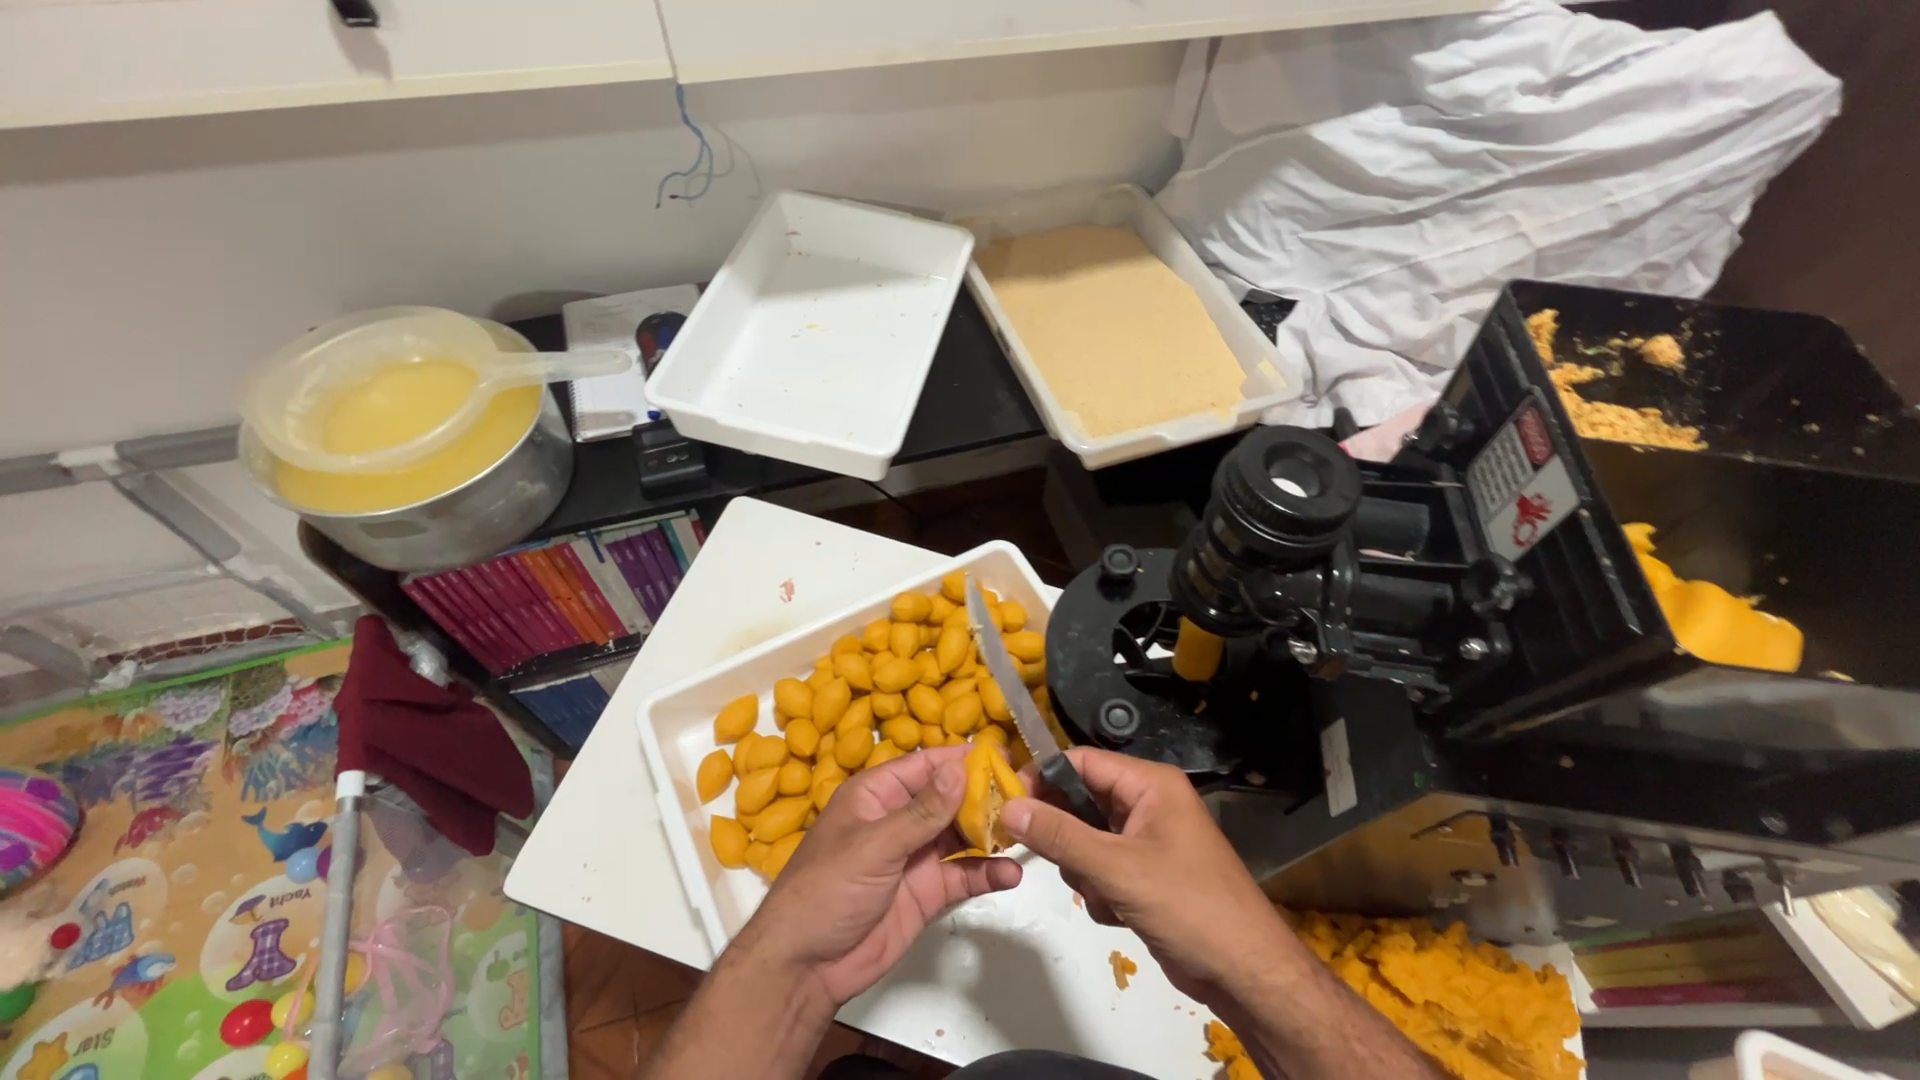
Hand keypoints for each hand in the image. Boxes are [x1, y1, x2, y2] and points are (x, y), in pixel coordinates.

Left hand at [725, 744, 1023, 1008]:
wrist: (805, 967)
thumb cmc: (826, 891)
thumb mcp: (874, 846)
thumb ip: (921, 812)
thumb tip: (959, 770)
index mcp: (877, 796)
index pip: (925, 767)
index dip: (961, 760)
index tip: (1002, 757)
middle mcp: (899, 820)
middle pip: (950, 799)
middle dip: (985, 796)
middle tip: (1027, 794)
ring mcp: (915, 856)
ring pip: (962, 835)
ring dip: (991, 833)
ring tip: (1027, 831)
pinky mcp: (927, 892)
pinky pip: (963, 875)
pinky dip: (987, 873)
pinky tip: (1010, 874)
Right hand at [1002, 746, 1295, 1006]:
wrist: (1245, 973)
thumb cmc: (1188, 906)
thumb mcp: (1116, 869)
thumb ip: (1059, 836)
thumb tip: (1008, 807)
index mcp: (1150, 784)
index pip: (1081, 762)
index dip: (1043, 778)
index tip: (1008, 804)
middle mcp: (1148, 804)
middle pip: (1080, 802)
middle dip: (1066, 836)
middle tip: (1055, 859)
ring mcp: (1148, 841)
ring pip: (1086, 840)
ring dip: (1084, 871)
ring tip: (1105, 894)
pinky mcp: (1145, 875)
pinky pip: (1101, 868)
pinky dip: (1100, 891)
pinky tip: (1118, 913)